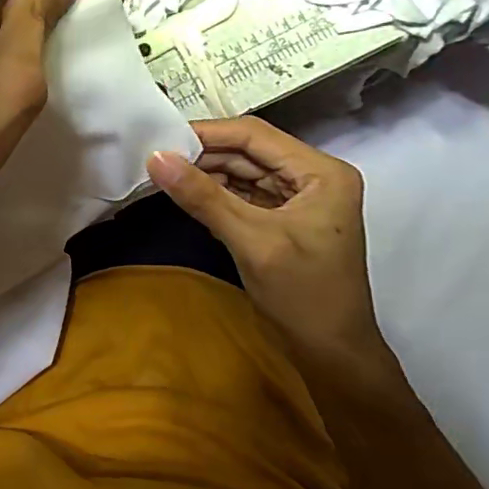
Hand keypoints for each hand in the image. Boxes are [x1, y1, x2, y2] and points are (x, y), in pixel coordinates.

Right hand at [148, 117, 379, 352]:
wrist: (333, 355)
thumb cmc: (303, 296)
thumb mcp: (251, 241)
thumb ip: (203, 197)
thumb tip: (156, 158)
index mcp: (321, 172)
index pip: (255, 136)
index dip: (207, 133)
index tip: (161, 138)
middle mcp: (313, 176)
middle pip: (249, 152)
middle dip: (204, 155)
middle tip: (156, 158)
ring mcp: (300, 199)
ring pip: (244, 173)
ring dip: (207, 175)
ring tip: (164, 174)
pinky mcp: (285, 220)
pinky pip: (245, 196)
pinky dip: (217, 195)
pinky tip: (187, 195)